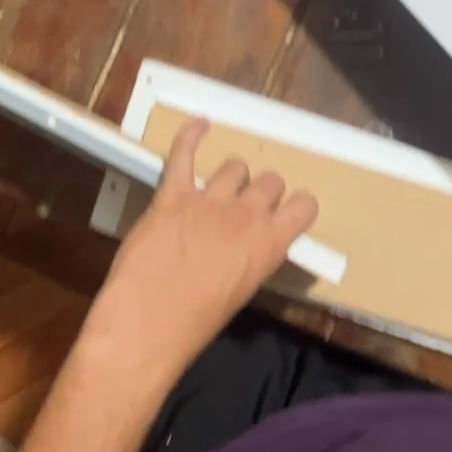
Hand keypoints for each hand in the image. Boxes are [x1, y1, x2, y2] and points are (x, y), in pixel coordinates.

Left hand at [78, 119, 318, 382]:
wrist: (146, 326)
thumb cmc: (195, 324)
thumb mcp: (242, 291)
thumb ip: (253, 256)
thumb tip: (251, 242)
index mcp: (270, 244)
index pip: (304, 204)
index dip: (296, 207)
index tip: (286, 213)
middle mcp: (246, 215)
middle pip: (269, 181)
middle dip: (261, 193)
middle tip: (244, 210)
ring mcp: (209, 200)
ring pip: (235, 166)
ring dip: (231, 177)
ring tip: (217, 190)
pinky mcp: (172, 195)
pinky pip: (183, 153)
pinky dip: (191, 135)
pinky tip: (199, 124)